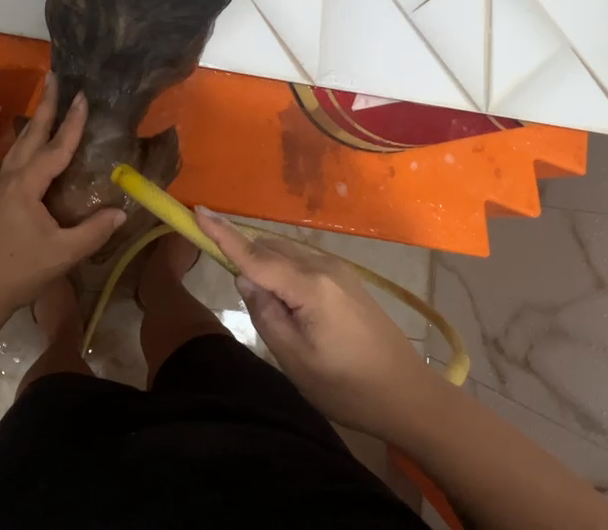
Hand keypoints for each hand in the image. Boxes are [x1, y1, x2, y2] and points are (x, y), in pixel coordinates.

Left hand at [0, 79, 125, 320]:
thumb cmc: (20, 271)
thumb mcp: (63, 253)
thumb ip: (93, 231)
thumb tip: (121, 211)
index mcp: (25, 186)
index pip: (55, 148)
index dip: (72, 123)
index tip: (84, 95)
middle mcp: (10, 178)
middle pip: (31, 135)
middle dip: (45, 106)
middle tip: (54, 76)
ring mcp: (1, 187)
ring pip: (20, 144)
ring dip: (35, 121)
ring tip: (47, 101)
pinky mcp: (0, 197)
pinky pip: (16, 158)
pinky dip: (29, 141)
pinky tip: (35, 143)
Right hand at [196, 207, 442, 436]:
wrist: (410, 396)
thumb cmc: (349, 388)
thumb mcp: (295, 359)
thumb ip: (265, 313)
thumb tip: (245, 279)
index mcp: (310, 287)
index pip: (256, 255)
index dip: (224, 234)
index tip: (197, 210)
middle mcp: (324, 268)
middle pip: (269, 248)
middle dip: (242, 252)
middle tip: (222, 275)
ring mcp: (338, 271)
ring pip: (285, 253)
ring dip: (262, 261)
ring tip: (253, 294)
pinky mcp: (346, 280)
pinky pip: (301, 262)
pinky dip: (280, 268)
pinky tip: (279, 294)